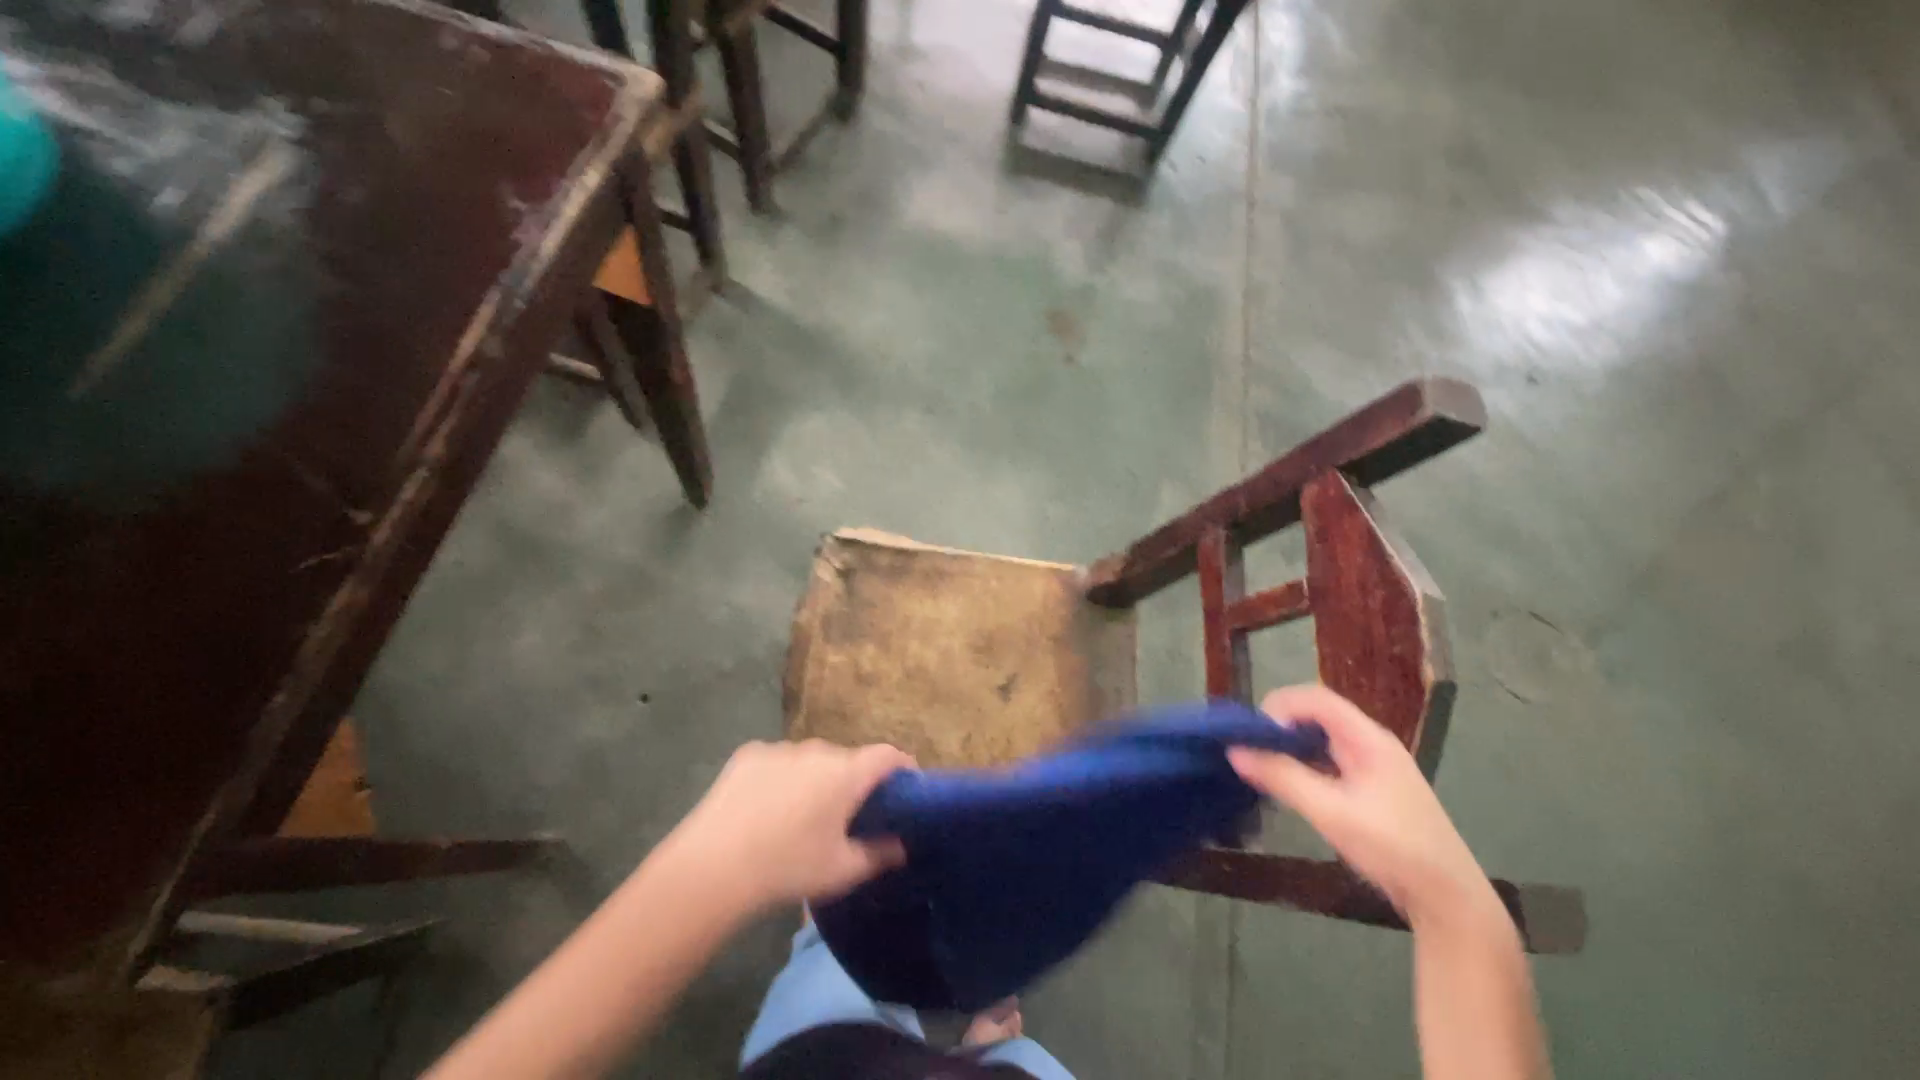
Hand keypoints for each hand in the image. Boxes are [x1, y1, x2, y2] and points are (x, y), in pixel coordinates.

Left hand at [665, 739, 913, 911]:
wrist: (713, 867)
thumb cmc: (788, 867)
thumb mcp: (842, 870)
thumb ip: (879, 854)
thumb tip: (901, 844)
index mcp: (846, 773)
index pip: (889, 755)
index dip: (903, 768)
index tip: (905, 789)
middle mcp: (817, 750)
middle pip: (848, 760)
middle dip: (854, 782)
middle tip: (848, 817)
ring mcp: (779, 749)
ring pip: (811, 760)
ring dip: (816, 779)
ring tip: (802, 816)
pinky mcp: (748, 755)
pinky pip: (778, 762)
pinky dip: (783, 778)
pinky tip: (767, 809)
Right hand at [1228, 685, 1494, 927]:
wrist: (1447, 895)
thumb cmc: (1391, 847)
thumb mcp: (1330, 812)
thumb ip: (1282, 778)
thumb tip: (1235, 751)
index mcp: (1368, 739)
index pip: (1316, 699)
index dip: (1279, 706)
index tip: (1251, 734)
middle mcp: (1372, 744)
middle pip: (1319, 715)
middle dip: (1280, 726)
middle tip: (1249, 751)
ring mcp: (1375, 767)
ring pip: (1324, 740)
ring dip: (1291, 747)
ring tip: (1261, 768)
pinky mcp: (1374, 790)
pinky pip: (1332, 762)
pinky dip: (1305, 766)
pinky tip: (1289, 787)